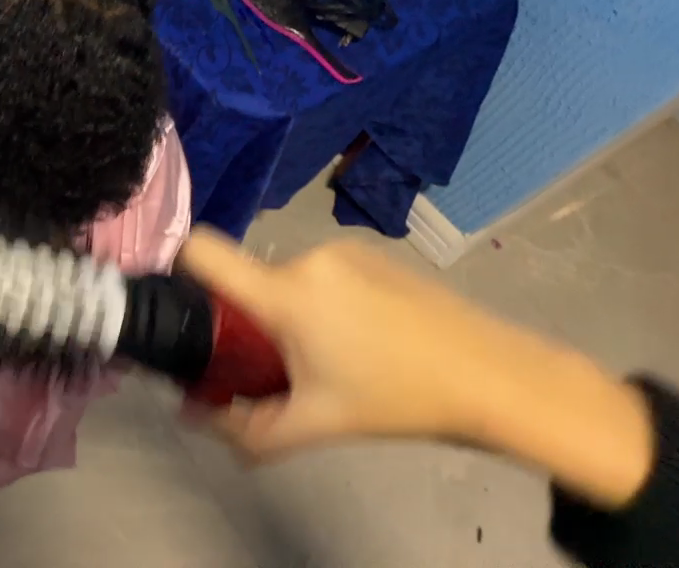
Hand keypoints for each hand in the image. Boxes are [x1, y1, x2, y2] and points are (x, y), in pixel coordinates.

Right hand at [177, 227, 653, 507]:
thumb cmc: (401, 399)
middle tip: (278, 360)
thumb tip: (194, 418)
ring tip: (332, 353)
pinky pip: (320, 271)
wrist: (500, 377)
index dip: (178, 265)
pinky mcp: (369, 250)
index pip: (203, 251)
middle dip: (251, 316)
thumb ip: (249, 429)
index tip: (181, 299)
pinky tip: (362, 336)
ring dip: (291, 309)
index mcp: (285, 293)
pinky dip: (323, 299)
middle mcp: (305, 258)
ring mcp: (340, 249)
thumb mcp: (319, 424)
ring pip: (286, 277)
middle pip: (248, 278)